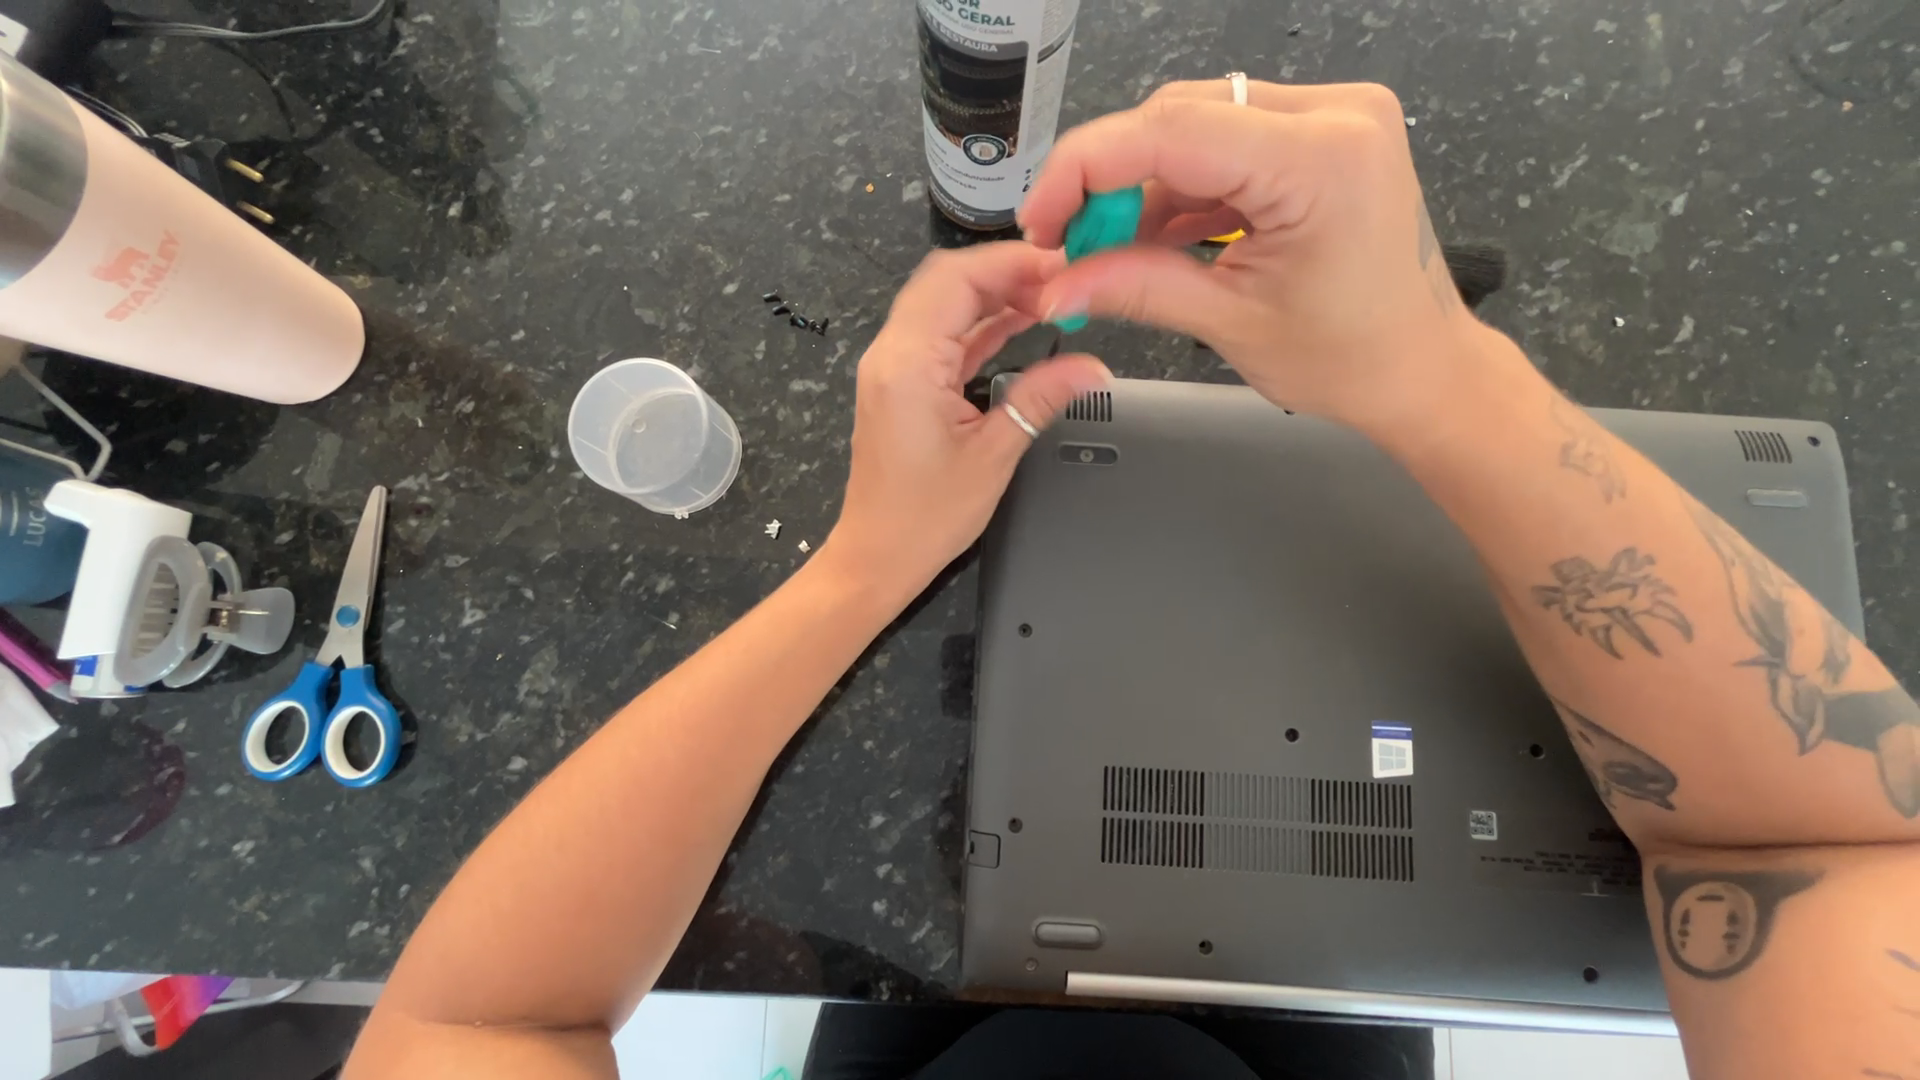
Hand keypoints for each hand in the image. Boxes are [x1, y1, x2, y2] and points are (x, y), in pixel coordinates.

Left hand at [822, 243, 1110, 598]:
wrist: (878, 554)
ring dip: (994, 296)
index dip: (1012, 262)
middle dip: (1005, 272)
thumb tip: (1094, 369)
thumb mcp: (993, 454)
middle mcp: (891, 355)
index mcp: (908, 364)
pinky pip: (942, 338)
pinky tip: (1019, 323)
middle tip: (1061, 280)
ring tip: (1050, 298)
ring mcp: (893, 368)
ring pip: (944, 307)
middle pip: (947, 283)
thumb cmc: (926, 516)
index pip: (957, 279)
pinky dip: (979, 326)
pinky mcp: (902, 385)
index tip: (1061, 265)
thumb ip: (1042, 398)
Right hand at [1019, 80, 1499, 430]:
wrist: (1416, 367)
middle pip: (1178, 118)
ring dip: (1141, 190)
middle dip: (1109, 181)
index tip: (1041, 216)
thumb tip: (1059, 283)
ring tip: (1111, 253)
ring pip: (1195, 128)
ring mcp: (1330, 121)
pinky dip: (1178, 192)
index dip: (1085, 169)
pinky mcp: (1318, 140)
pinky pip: (1224, 147)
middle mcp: (1334, 116)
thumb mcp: (1230, 324)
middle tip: (1069, 244)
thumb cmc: (1352, 356)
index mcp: (1321, 160)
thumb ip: (1136, 289)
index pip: (1170, 131)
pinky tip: (1153, 237)